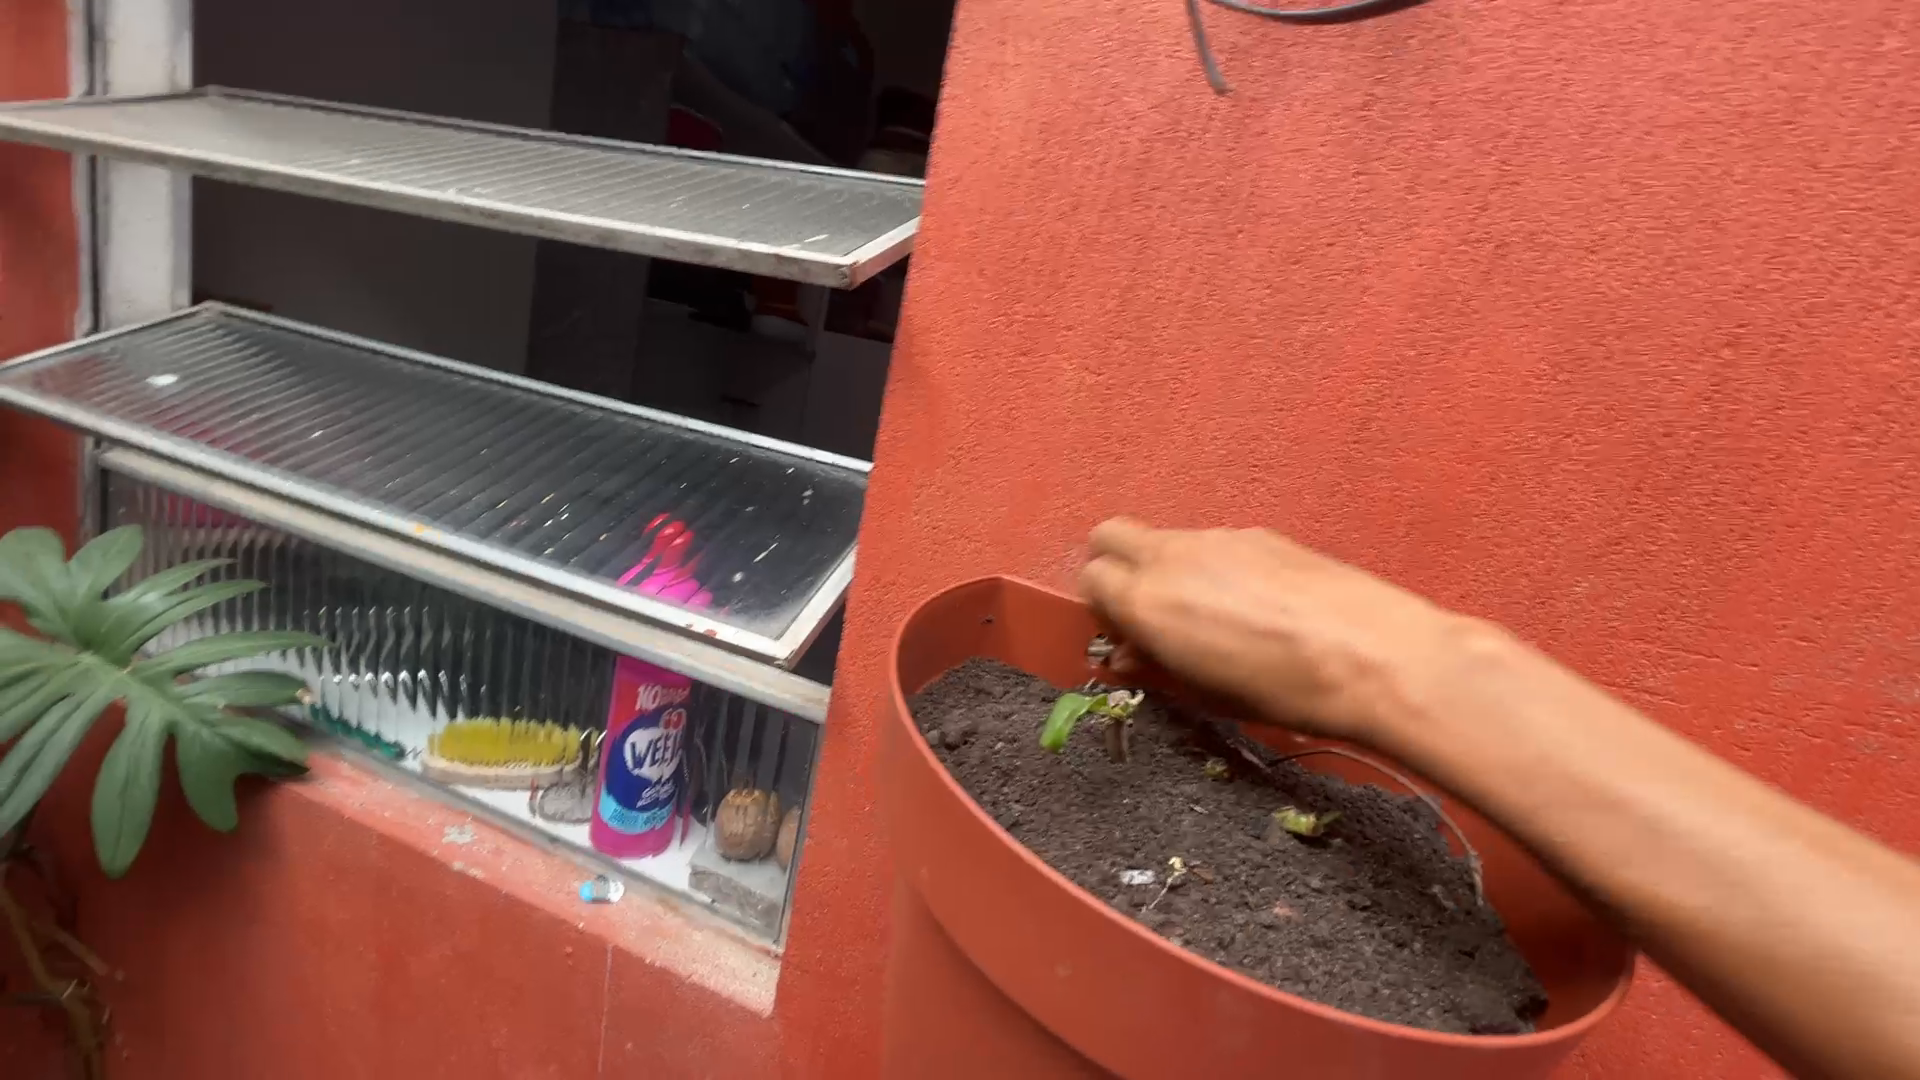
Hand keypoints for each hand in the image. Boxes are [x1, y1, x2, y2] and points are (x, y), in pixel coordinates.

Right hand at [1078, 518, 1474, 746]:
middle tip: (1141, 603)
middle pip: (1109, 534)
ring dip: (1167, 566)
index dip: (1101, 604)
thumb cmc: (1285, 691)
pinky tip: (1252, 601)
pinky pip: (1212, 542)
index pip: (1091, 577)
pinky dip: (1211, 564)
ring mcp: (1216, 538)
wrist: (1375, 657)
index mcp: (1147, 601)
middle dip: (1113, 563)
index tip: (1122, 627)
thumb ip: (1154, 665)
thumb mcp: (1205, 692)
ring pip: (1165, 538)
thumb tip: (1129, 654)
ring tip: (1210, 611)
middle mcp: (1172, 557)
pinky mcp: (1257, 533)